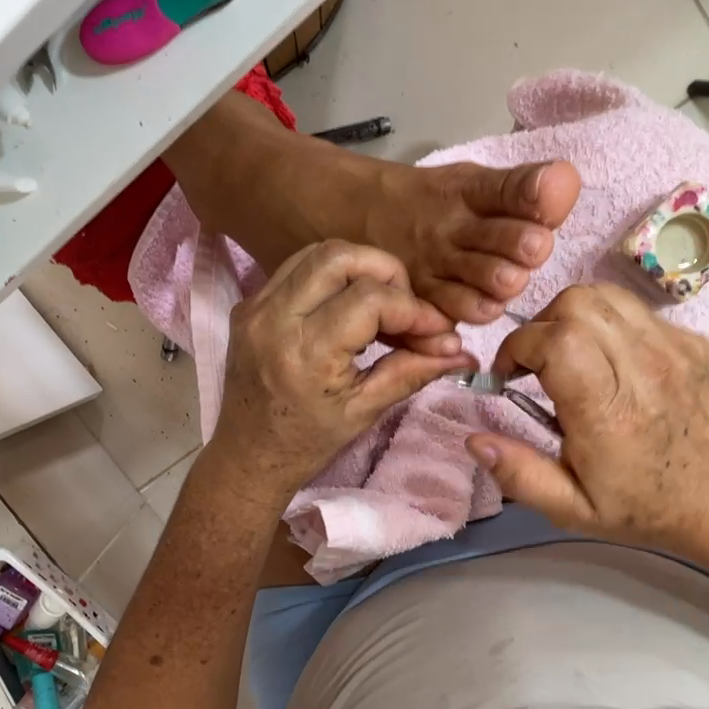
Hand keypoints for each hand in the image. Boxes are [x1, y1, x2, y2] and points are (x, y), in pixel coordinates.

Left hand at [211, 240, 476, 500]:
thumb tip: (462, 351)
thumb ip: (412, 372)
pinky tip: (346, 307)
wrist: (248, 454)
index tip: (437, 331)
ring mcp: (255, 309)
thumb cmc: (308, 441)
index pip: (372, 300)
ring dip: (358, 269)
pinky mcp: (247, 306)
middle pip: (342, 257)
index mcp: (306, 354)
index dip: (414, 310)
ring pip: (317, 254)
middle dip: (387, 272)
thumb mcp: (365, 411)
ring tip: (380, 305)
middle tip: (405, 306)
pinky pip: (294, 269)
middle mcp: (275, 321)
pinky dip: (329, 278)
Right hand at [465, 283, 708, 561]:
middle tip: (534, 363)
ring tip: (564, 352)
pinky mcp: (691, 341)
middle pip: (576, 304)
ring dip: (570, 316)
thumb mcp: (570, 508)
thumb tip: (474, 440)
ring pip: (605, 294)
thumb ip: (519, 474)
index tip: (509, 375)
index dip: (519, 346)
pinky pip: (634, 309)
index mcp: (607, 410)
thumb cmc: (641, 506)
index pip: (555, 340)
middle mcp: (642, 368)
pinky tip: (604, 358)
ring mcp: (673, 348)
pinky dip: (605, 322)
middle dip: (539, 325)